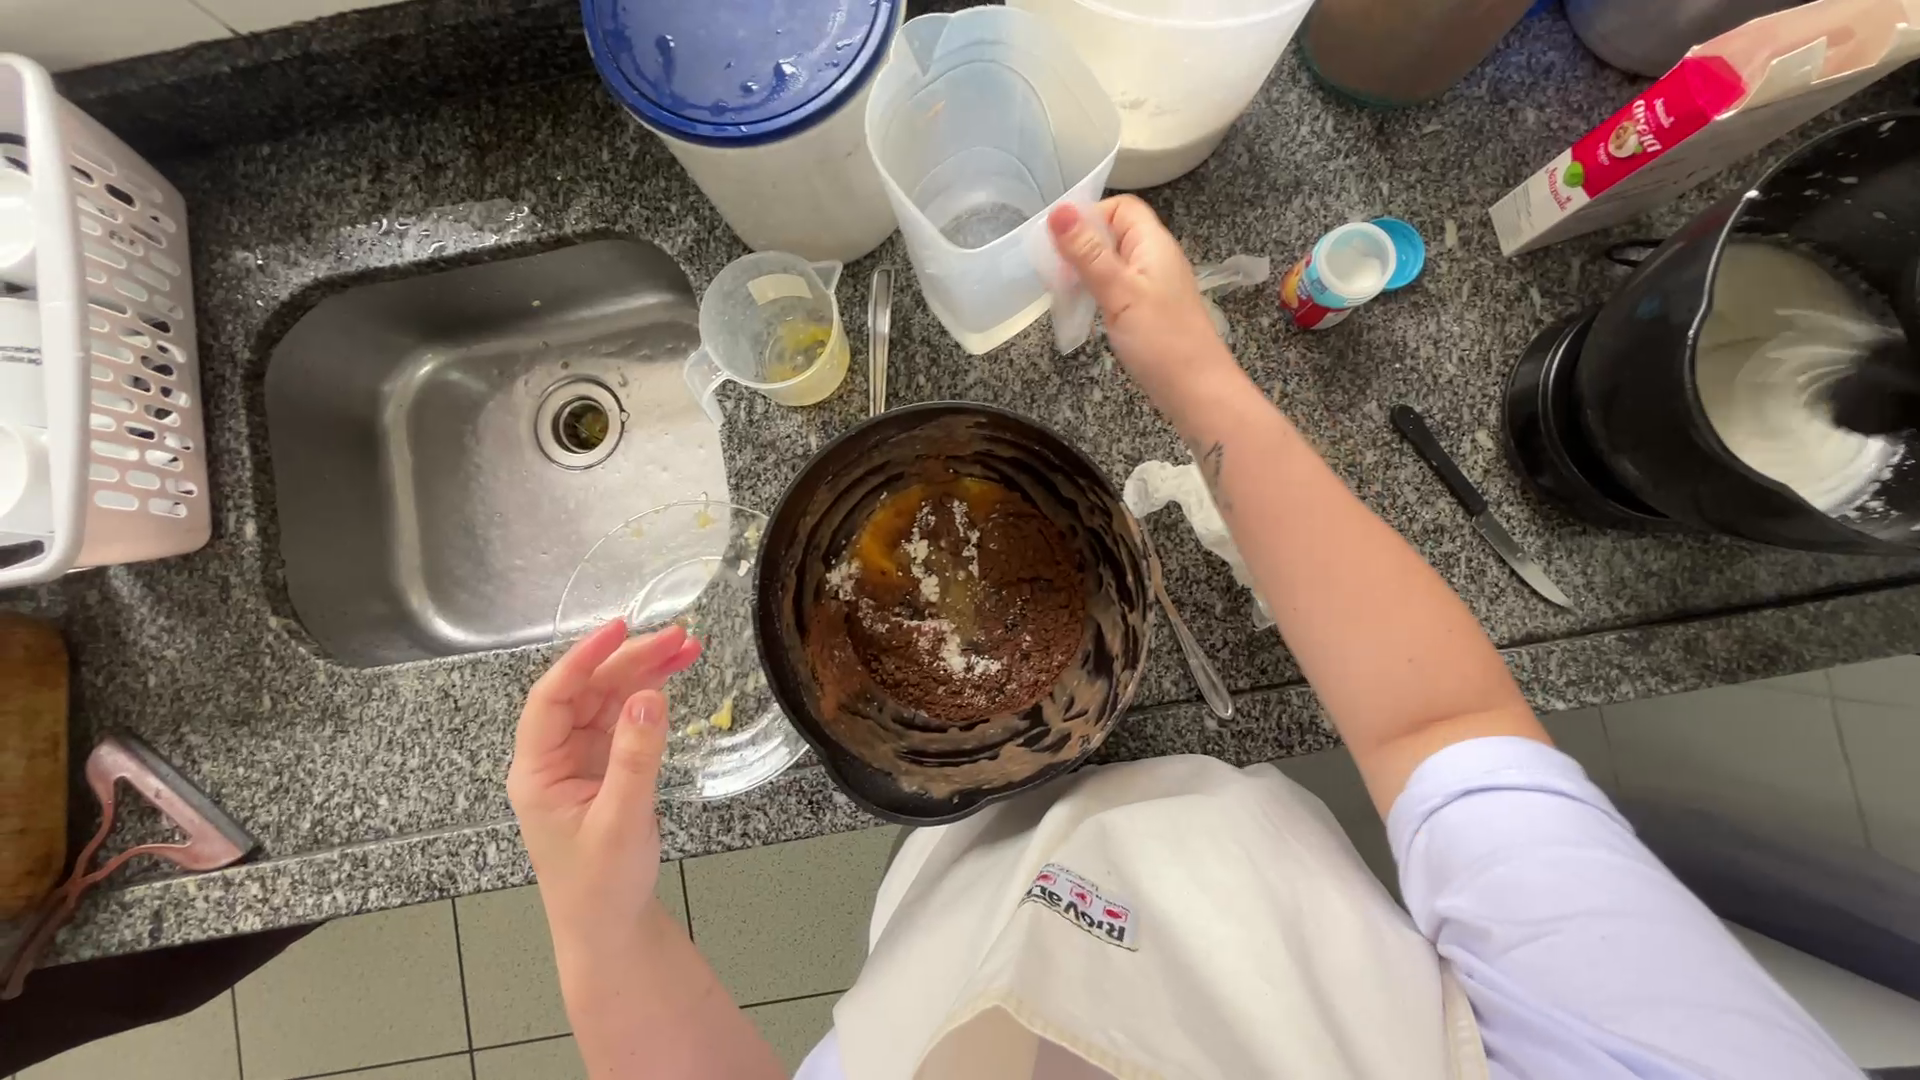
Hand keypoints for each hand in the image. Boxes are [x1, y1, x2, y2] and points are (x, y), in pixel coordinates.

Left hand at [507, 620, 700, 939]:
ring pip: (611, 700)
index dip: (582, 659)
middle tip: (679, 636)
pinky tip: (674, 678)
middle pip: (589, 692)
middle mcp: (556, 756)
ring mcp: (583, 760)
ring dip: (646, 672)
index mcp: (538, 770)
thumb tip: (651, 695)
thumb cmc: (602, 883)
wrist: (610, 928)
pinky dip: (651, 696)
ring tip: (688, 647)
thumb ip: (635, 757)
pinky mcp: (608, 767)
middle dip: (630, 660)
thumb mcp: (620, 820)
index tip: (620, 629)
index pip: (553, 699)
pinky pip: (627, 720)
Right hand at [1049, 196, 1234, 391]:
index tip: (1059, 242)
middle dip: (1080, 248)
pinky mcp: (1146, 312)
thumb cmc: (1162, 341)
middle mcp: (1153, 259)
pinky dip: (1095, 295)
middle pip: (1112, 235)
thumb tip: (1059, 210)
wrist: (1196, 391)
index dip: (1088, 216)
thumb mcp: (1119, 292)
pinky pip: (1115, 290)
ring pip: (1111, 264)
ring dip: (1084, 274)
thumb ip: (1088, 253)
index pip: (1119, 208)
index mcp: (1152, 244)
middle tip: (1054, 274)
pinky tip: (1083, 312)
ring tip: (1063, 294)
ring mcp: (1151, 287)